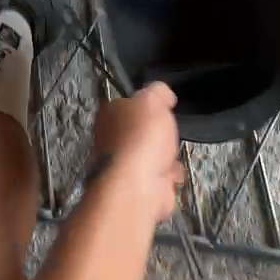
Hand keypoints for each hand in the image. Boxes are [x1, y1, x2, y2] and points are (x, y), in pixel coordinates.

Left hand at [87, 82, 184, 226]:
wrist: (137, 186)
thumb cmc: (141, 137)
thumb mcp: (153, 100)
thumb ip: (158, 91)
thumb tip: (163, 94)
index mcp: (109, 115)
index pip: (125, 103)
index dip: (144, 104)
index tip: (160, 106)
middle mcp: (110, 140)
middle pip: (139, 131)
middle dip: (157, 134)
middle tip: (166, 132)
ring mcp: (121, 166)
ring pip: (150, 155)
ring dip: (165, 157)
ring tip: (171, 155)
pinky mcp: (134, 188)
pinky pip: (156, 177)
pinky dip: (167, 177)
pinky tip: (170, 174)